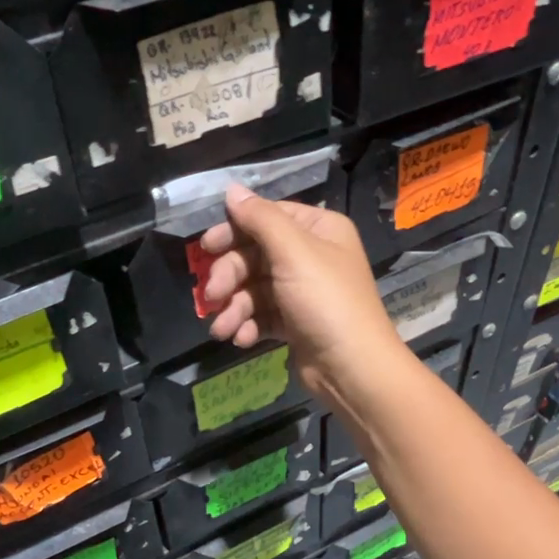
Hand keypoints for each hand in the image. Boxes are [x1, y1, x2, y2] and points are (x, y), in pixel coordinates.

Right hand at [199, 185, 405, 396]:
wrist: (352, 368)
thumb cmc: (326, 301)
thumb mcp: (293, 251)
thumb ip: (260, 219)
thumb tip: (232, 190)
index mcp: (319, 230)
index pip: (268, 217)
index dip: (234, 230)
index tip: (206, 246)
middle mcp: (311, 257)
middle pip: (256, 255)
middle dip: (230, 277)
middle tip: (211, 295)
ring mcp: (302, 292)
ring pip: (255, 289)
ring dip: (234, 307)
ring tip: (221, 328)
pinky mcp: (295, 323)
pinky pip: (262, 316)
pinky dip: (248, 326)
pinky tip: (240, 339)